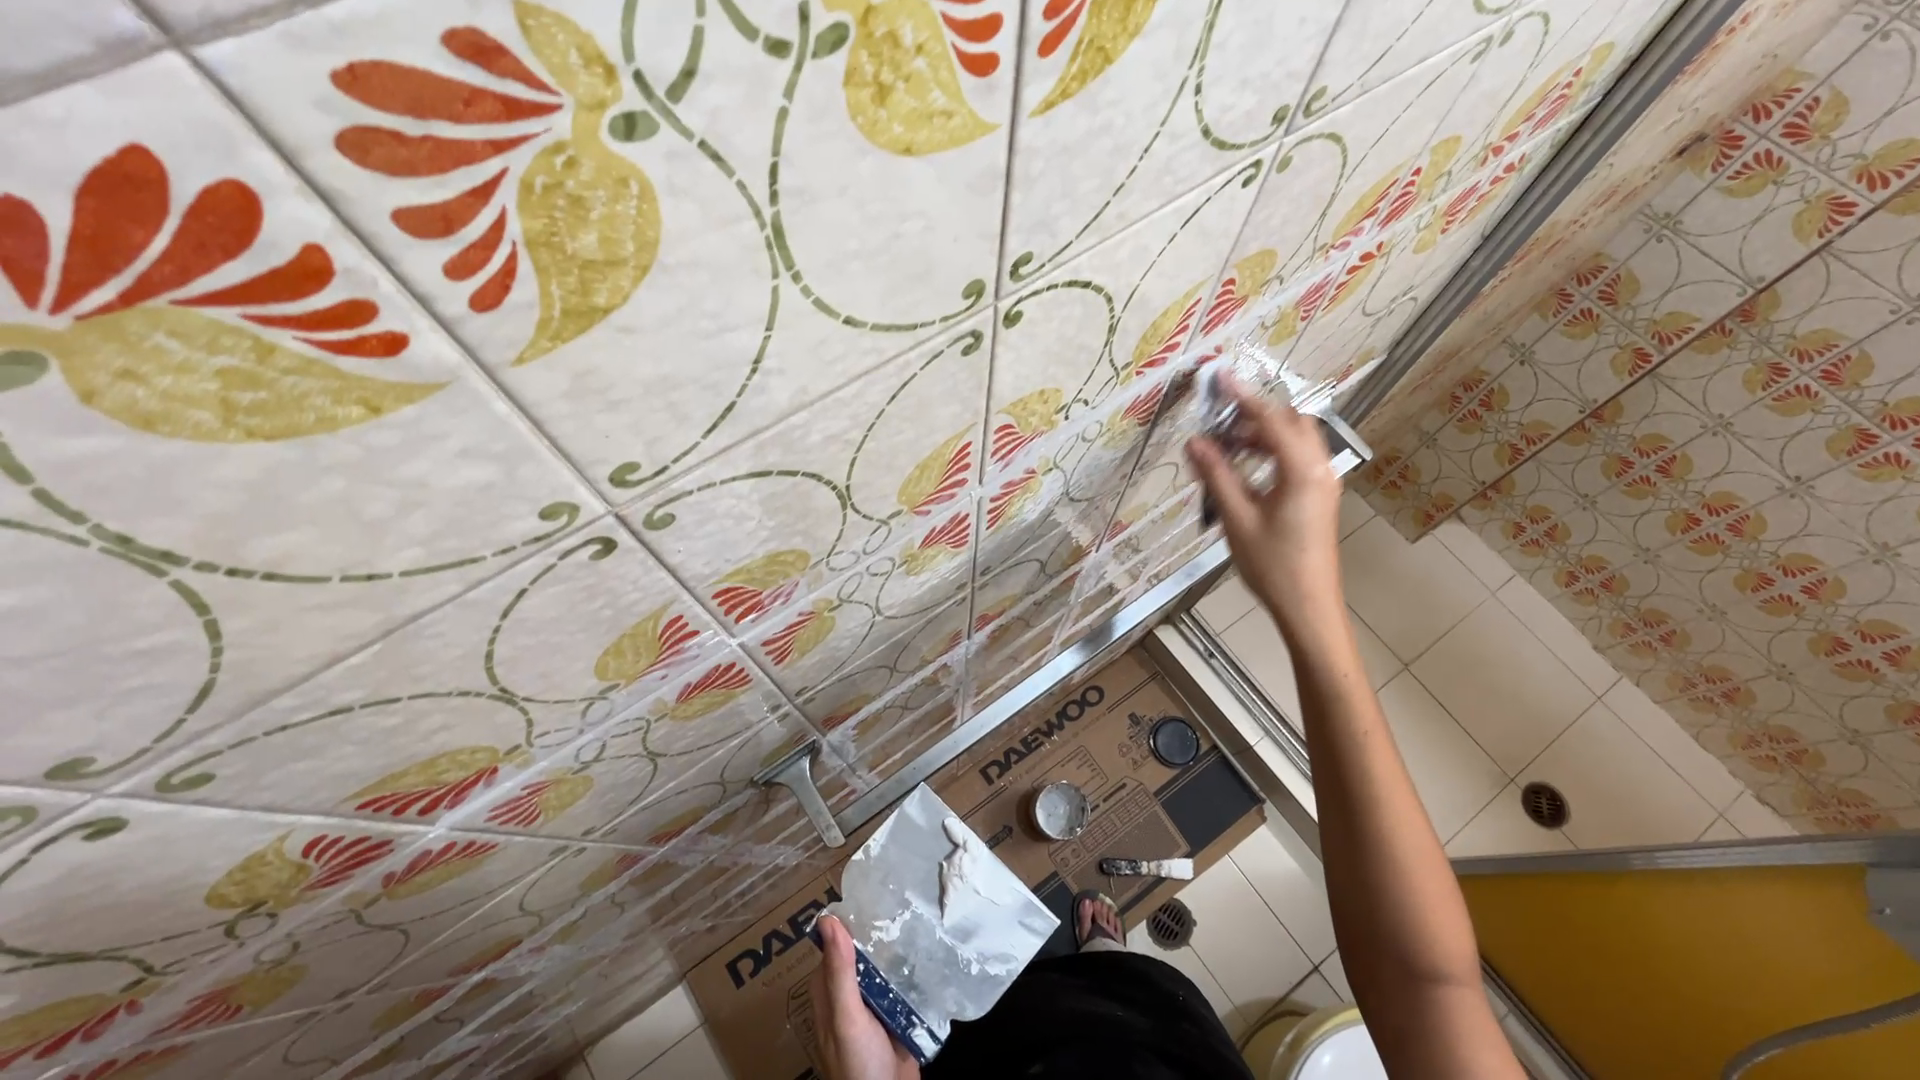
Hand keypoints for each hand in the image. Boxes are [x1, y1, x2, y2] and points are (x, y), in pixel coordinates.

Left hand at [808, 915, 919, 1079]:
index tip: (878, 893)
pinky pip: (909, 988)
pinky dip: (919, 974)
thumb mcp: (846, 1016)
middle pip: (868, 953)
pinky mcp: (901, 1017)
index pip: (839, 942)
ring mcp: (877, 1005)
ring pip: (890, 968)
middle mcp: (852, 993)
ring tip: (927, 920)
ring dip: (905, 952)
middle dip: (886, 932)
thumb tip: (828, 919)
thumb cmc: (857, 1063)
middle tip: (911, 901)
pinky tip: (935, 954)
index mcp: (830, 989)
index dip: (855, 919)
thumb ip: (839, 971)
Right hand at [1186, 377, 1344, 642]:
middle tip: (1220, 416)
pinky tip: (1244, 469)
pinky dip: (1271, 453)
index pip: (1270, 420)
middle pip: (1291, 422)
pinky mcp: (1319, 498)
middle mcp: (1320, 469)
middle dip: (1256, 413)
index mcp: (1302, 470)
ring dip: (1262, 434)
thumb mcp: (1237, 518)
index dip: (1242, 397)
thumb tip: (1194, 441)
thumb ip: (1216, 475)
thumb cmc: (1272, 565)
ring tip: (1225, 444)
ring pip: (1296, 441)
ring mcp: (1323, 484)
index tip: (1220, 377)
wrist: (1308, 606)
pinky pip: (1297, 460)